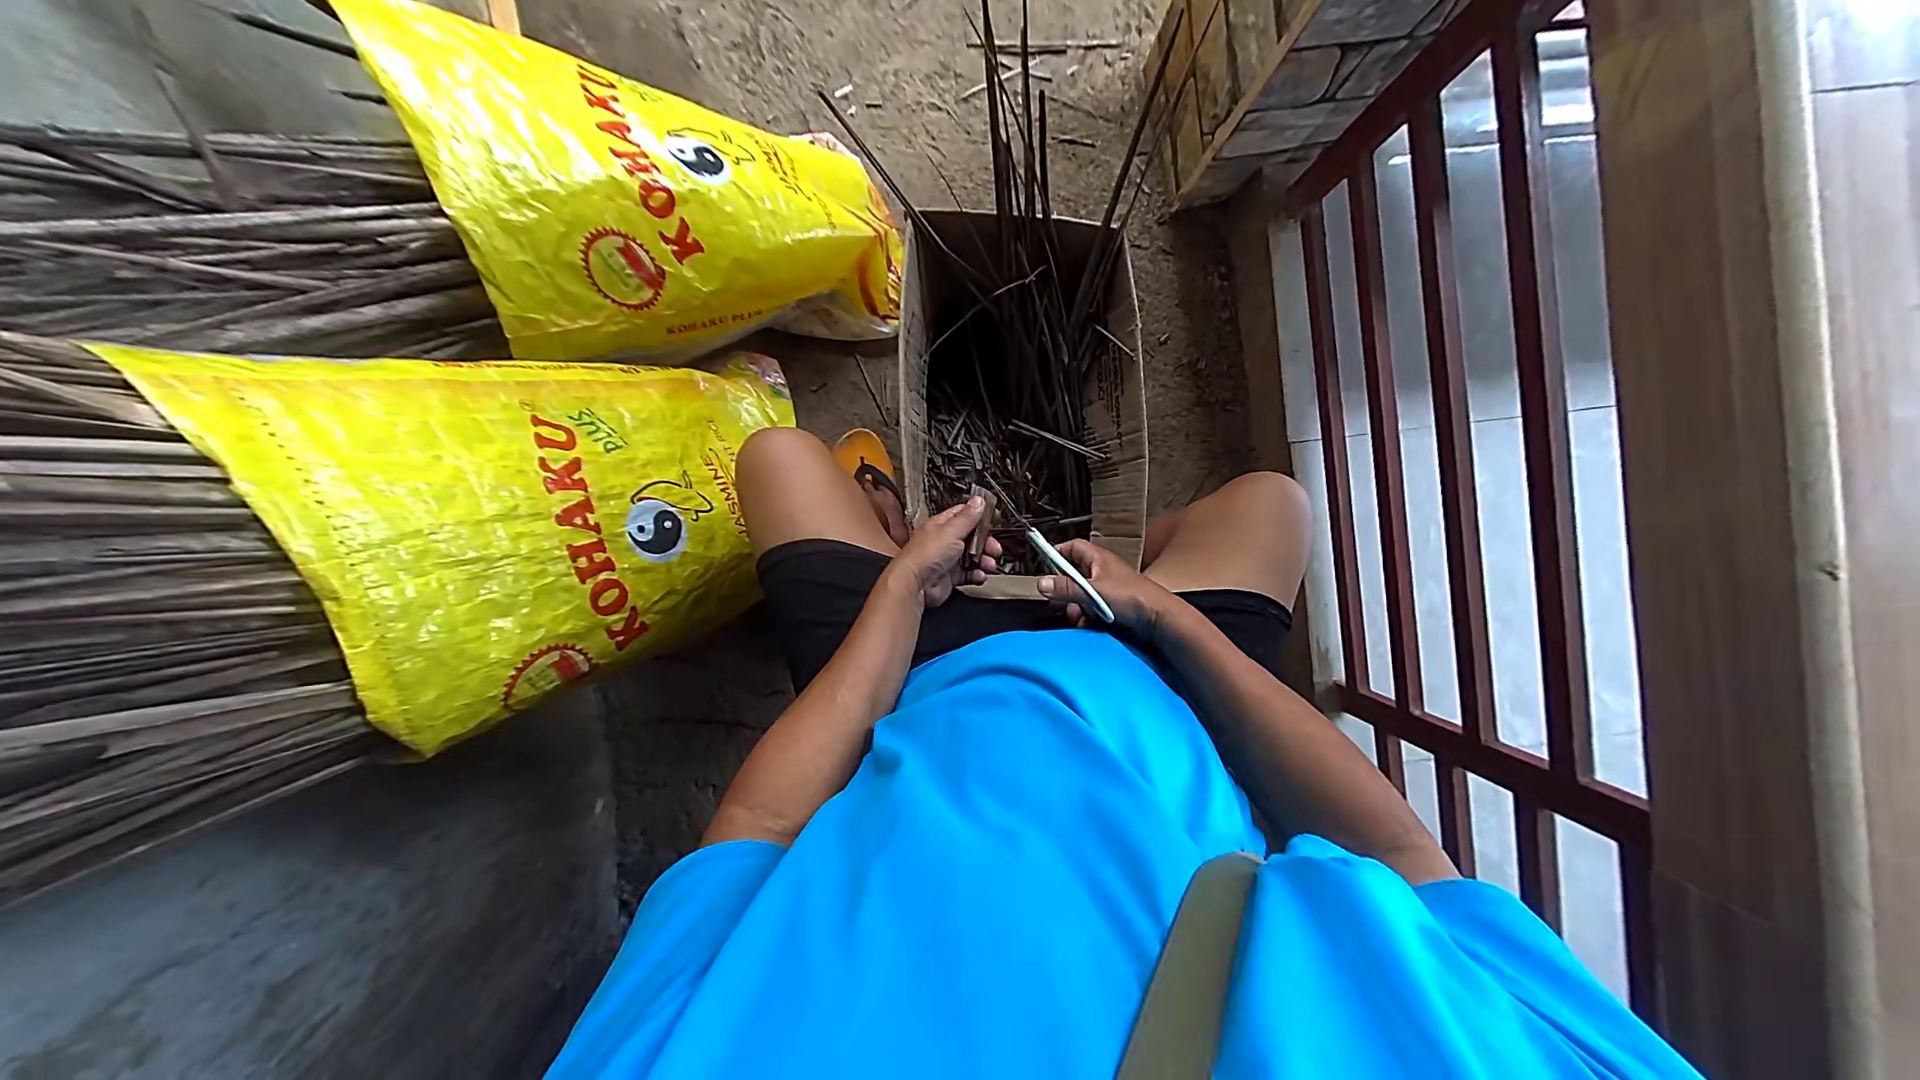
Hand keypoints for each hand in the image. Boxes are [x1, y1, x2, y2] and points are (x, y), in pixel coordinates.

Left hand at [879, 496, 1000, 607]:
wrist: (915, 584)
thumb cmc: (925, 555)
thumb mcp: (951, 531)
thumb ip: (967, 517)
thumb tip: (978, 500)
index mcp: (942, 525)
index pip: (964, 515)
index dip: (979, 517)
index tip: (993, 521)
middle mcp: (944, 541)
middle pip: (972, 538)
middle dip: (986, 543)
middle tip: (994, 548)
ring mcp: (947, 559)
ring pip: (972, 557)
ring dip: (984, 560)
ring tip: (989, 564)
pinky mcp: (949, 577)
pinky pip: (968, 574)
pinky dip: (976, 574)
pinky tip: (980, 575)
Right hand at [1037, 539, 1178, 637]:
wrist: (1159, 619)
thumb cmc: (1133, 597)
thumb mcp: (1093, 591)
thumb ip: (1066, 588)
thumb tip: (1042, 583)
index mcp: (1098, 559)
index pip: (1072, 547)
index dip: (1058, 553)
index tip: (1045, 565)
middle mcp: (1103, 571)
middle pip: (1074, 574)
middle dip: (1065, 589)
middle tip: (1060, 599)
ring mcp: (1109, 588)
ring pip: (1082, 594)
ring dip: (1076, 605)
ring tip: (1078, 615)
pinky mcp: (1114, 605)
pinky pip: (1092, 607)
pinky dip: (1087, 615)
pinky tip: (1088, 623)